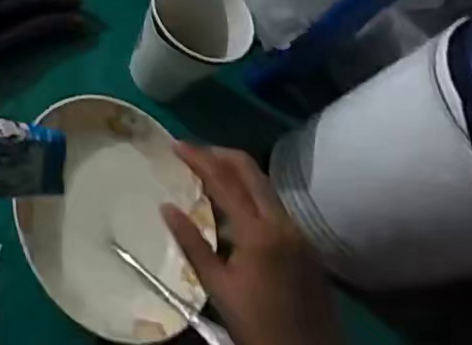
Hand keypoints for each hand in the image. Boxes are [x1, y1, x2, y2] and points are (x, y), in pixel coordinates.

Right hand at [162, 143, 336, 344]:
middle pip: (249, 170)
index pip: (224, 180)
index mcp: (258, 231)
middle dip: (219, 155)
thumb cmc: (258, 327)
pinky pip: (274, 204)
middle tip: (192, 154)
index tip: (176, 145)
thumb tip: (166, 207)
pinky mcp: (306, 243)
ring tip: (207, 175)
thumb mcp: (218, 288)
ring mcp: (298, 231)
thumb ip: (192, 243)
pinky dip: (251, 194)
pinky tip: (234, 208)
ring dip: (235, 172)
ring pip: (263, 184)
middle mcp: (282, 221)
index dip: (198, 158)